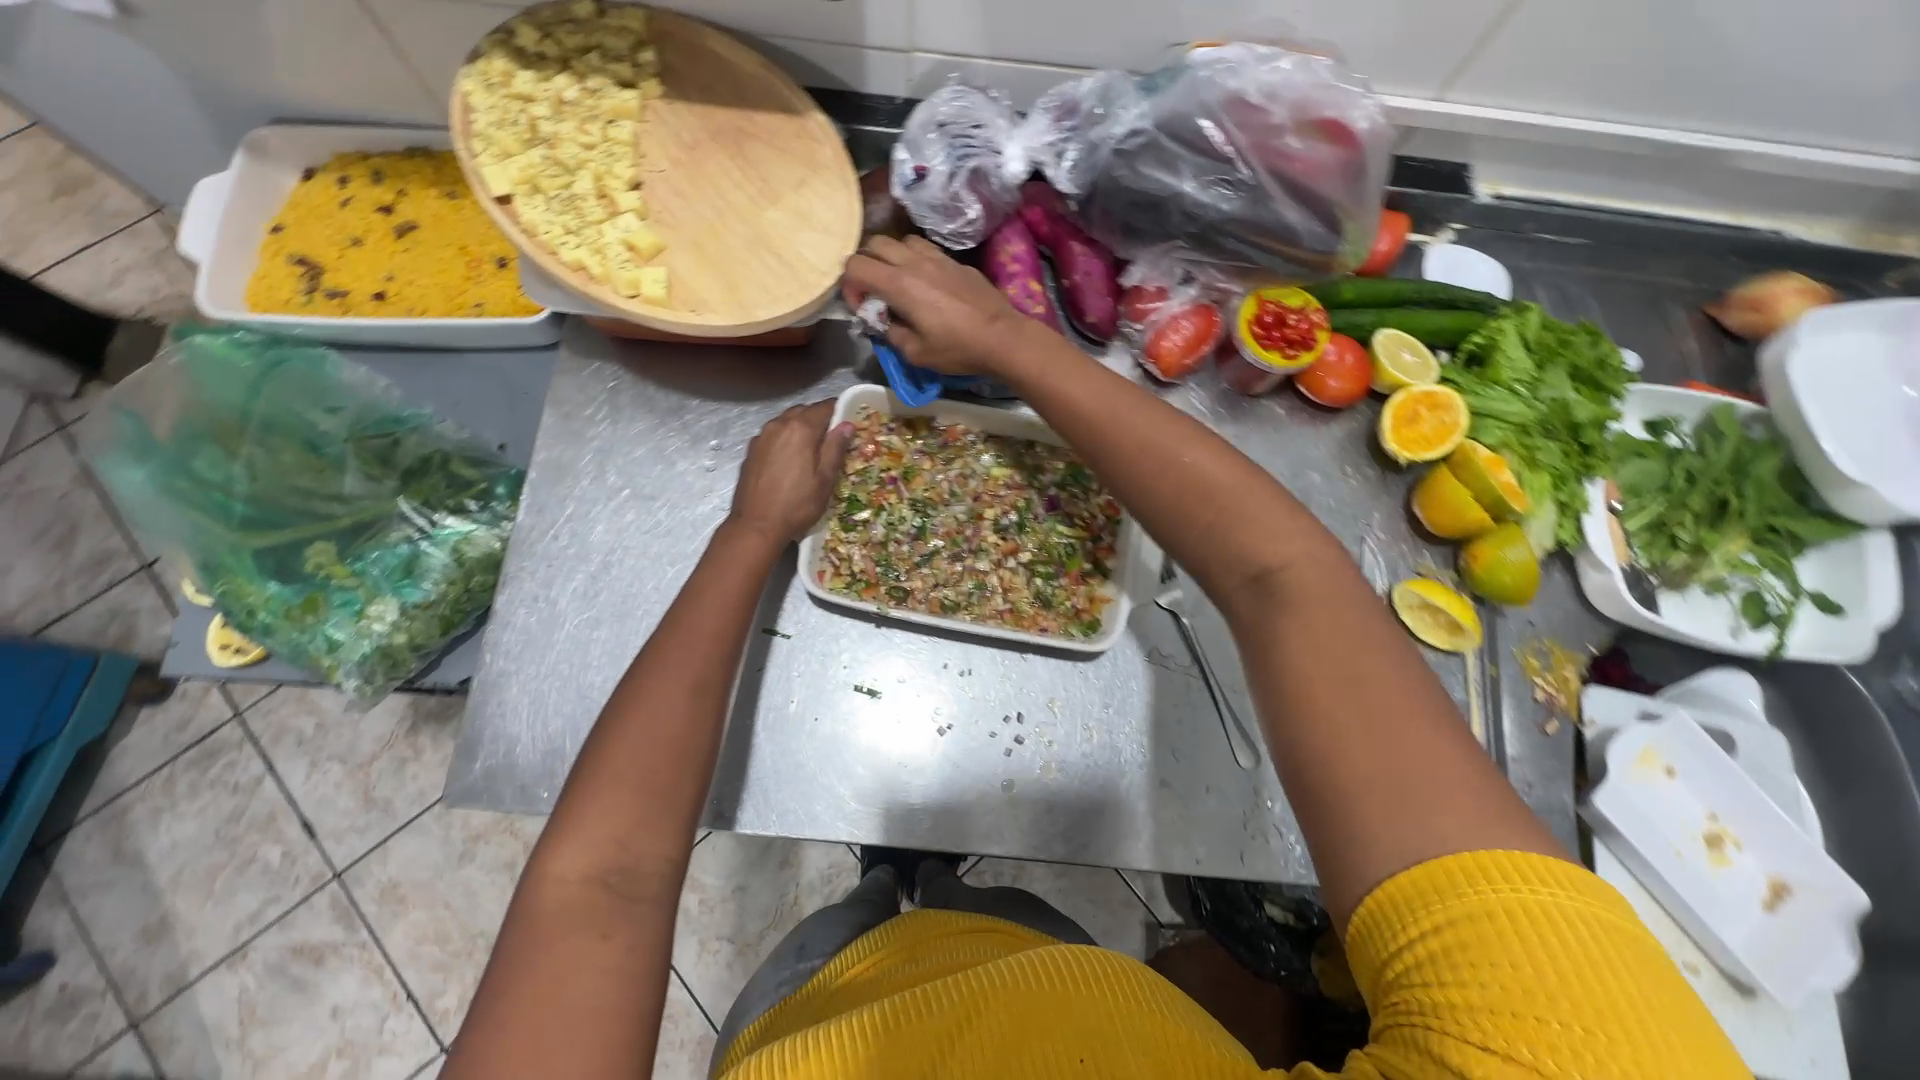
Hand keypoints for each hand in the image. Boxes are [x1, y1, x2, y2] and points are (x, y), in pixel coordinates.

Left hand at [727, 401, 854, 543]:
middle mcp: (779, 425)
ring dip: (800, 427)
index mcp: (801, 429)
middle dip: (819, 418)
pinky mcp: (751, 450)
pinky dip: (785, 438)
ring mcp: (761, 437)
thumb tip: (847, 425)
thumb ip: (836, 448)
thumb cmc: (797, 505)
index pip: (824, 407)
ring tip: (811, 448)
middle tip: (832, 437)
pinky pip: (773, 434)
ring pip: (786, 421)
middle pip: (803, 411)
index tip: (847, 422)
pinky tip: (790, 458)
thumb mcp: (825, 479)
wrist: (756, 525)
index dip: (838, 411)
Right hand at [841, 236, 1036, 376]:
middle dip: (867, 264)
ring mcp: (938, 258)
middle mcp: (915, 262)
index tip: (862, 308)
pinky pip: (927, 249)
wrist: (1003, 337)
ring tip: (900, 283)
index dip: (849, 286)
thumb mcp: (915, 353)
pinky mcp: (956, 262)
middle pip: (875, 243)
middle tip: (875, 291)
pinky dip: (916, 260)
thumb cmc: (957, 348)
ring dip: (892, 257)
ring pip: (902, 240)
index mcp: (899, 284)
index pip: (856, 265)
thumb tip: (880, 322)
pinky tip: (927, 284)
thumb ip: (889, 333)